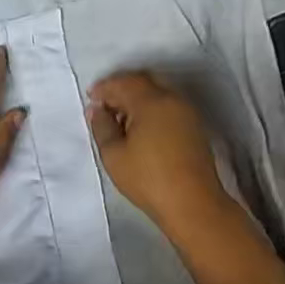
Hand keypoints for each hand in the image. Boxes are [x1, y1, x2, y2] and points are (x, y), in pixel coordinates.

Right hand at [87, 71, 231, 228]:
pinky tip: (139, 128)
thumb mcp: (113, 154)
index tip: (91, 98)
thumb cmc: (147, 178)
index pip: (124, 82)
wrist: (191, 202)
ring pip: (158, 92)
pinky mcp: (194, 127)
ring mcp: (187, 113)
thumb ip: (102, 127)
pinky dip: (151, 108)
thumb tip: (97, 109)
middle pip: (144, 81)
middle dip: (122, 88)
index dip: (105, 87)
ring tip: (119, 118)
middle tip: (104, 104)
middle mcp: (172, 100)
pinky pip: (168, 105)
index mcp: (151, 102)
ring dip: (137, 98)